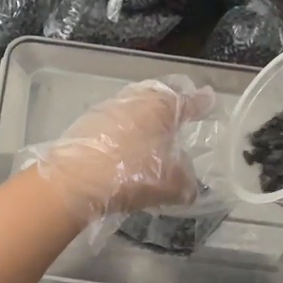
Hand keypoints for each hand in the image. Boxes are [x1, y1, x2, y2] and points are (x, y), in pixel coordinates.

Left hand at [24, 76, 216, 221]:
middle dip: (171, 104)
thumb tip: (189, 186)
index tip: (209, 99)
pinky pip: (115, 122)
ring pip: (135, 107)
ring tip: (153, 134)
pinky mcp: (87, 123)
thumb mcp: (169, 184)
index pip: (189, 100)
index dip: (201, 102)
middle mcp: (135, 99)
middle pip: (159, 96)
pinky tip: (126, 147)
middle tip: (180, 114)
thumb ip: (186, 183)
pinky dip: (125, 131)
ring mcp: (108, 108)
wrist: (73, 180)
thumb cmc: (131, 174)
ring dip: (145, 118)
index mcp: (161, 106)